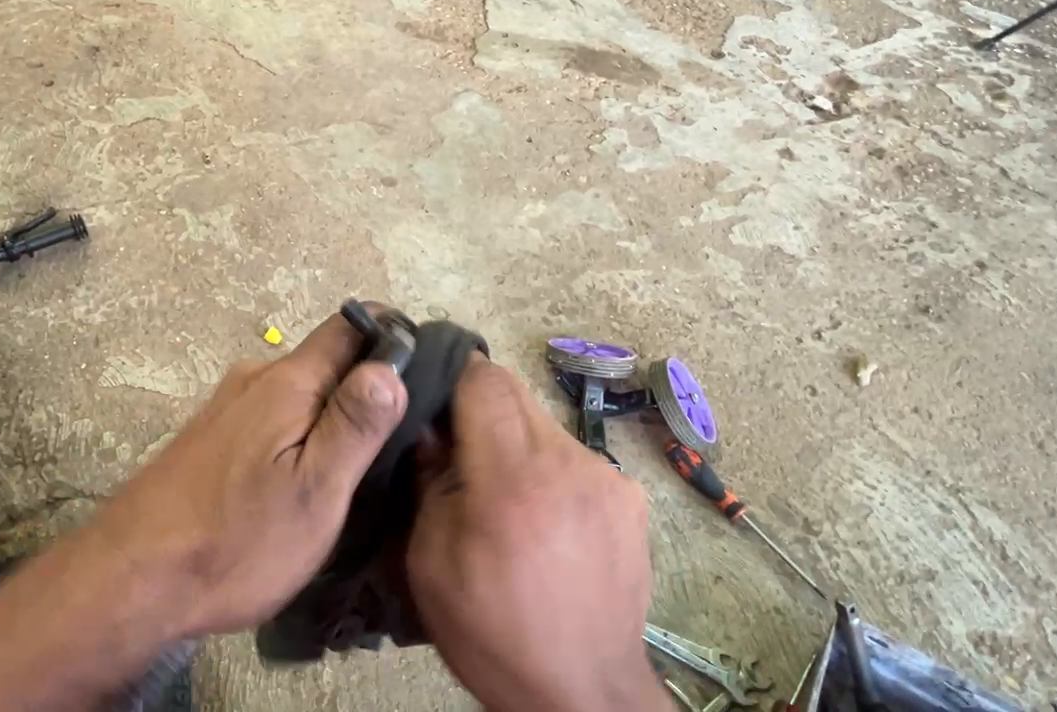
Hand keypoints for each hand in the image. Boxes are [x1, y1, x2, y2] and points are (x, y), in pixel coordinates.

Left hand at [86, 308, 409, 638]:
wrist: (134, 577)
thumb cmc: (237, 539)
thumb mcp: (314, 490)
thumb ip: (354, 423)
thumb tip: (390, 364)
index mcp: (287, 382)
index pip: (348, 327)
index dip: (390, 336)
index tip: (427, 368)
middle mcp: (255, 380)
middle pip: (325, 362)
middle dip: (366, 387)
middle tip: (403, 438)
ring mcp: (229, 408)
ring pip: (299, 396)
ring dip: (332, 417)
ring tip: (362, 467)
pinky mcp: (213, 438)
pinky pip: (273, 419)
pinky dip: (300, 436)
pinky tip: (306, 479)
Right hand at [408, 353, 667, 711]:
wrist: (585, 694)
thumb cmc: (493, 633)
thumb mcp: (430, 560)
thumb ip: (429, 479)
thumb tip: (427, 425)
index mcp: (511, 480)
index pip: (484, 379)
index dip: (454, 377)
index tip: (434, 397)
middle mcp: (566, 464)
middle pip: (514, 391)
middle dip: (480, 407)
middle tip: (460, 446)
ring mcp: (605, 478)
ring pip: (542, 421)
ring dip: (515, 438)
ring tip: (504, 491)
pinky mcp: (629, 496)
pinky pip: (573, 455)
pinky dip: (549, 468)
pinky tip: (544, 515)